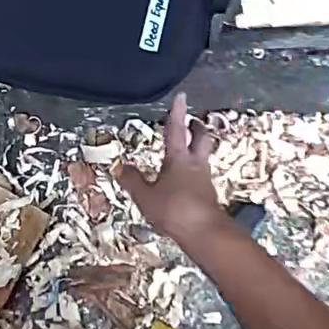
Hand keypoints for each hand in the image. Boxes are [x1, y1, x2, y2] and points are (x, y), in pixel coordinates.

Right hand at [117, 93, 232, 249]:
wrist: (205, 231)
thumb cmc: (174, 210)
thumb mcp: (146, 197)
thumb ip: (133, 181)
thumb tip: (121, 167)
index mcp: (179, 159)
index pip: (176, 129)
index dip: (177, 112)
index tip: (182, 96)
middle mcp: (195, 164)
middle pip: (200, 138)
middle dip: (196, 127)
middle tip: (191, 122)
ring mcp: (204, 178)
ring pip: (203, 155)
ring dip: (196, 148)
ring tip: (186, 149)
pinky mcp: (208, 194)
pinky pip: (201, 174)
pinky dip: (194, 170)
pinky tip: (186, 179)